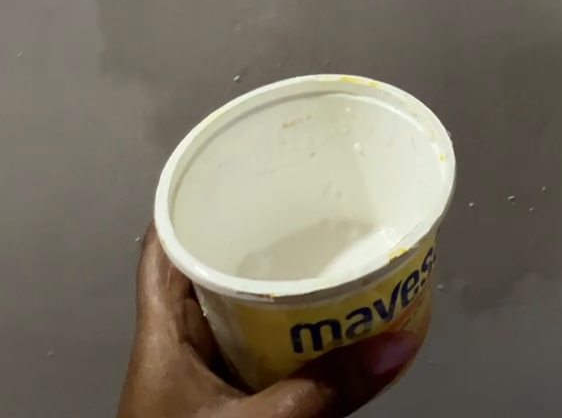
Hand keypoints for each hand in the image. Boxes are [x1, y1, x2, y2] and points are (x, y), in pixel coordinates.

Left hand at [117, 226, 419, 417]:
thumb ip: (326, 389)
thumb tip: (400, 339)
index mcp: (162, 332)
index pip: (160, 245)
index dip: (186, 198)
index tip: (230, 167)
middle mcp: (175, 343)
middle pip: (200, 266)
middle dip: (245, 233)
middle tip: (295, 203)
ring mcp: (197, 373)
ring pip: (228, 307)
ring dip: (265, 281)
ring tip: (314, 247)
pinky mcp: (221, 400)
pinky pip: (250, 345)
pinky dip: (280, 327)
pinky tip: (316, 319)